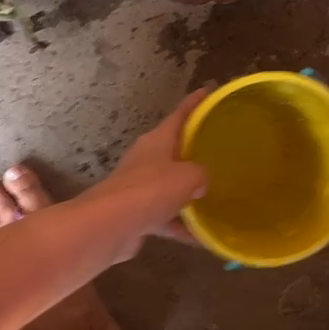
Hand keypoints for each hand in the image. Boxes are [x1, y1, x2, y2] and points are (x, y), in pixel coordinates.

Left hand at [77, 88, 210, 257]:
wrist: (109, 226)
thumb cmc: (149, 190)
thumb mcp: (188, 176)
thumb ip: (201, 174)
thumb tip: (202, 183)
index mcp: (157, 141)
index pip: (180, 115)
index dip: (195, 103)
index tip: (209, 92)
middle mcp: (147, 160)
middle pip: (175, 149)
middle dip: (194, 150)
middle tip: (219, 149)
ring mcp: (140, 187)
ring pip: (171, 185)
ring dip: (189, 191)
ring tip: (216, 195)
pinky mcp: (137, 213)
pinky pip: (166, 215)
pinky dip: (182, 225)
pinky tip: (202, 237)